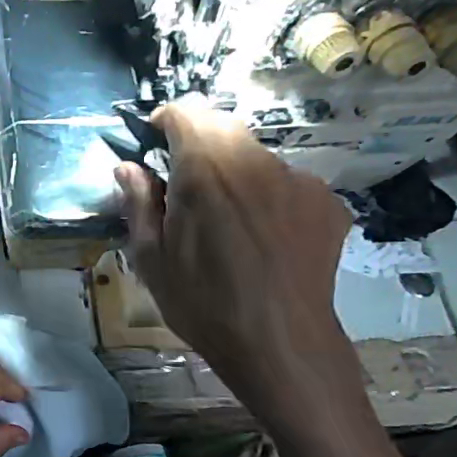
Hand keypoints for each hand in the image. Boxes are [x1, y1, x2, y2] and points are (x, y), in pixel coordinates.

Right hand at [114, 100, 358, 428]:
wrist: (280, 344)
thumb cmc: (202, 301)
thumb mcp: (151, 256)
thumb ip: (139, 202)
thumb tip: (129, 167)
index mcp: (206, 168)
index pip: (185, 112)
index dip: (163, 122)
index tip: (151, 146)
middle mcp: (257, 161)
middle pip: (222, 130)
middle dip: (196, 149)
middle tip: (181, 191)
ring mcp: (299, 180)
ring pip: (255, 160)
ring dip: (233, 176)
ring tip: (225, 225)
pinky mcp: (327, 203)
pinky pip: (286, 186)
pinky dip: (267, 199)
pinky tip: (262, 241)